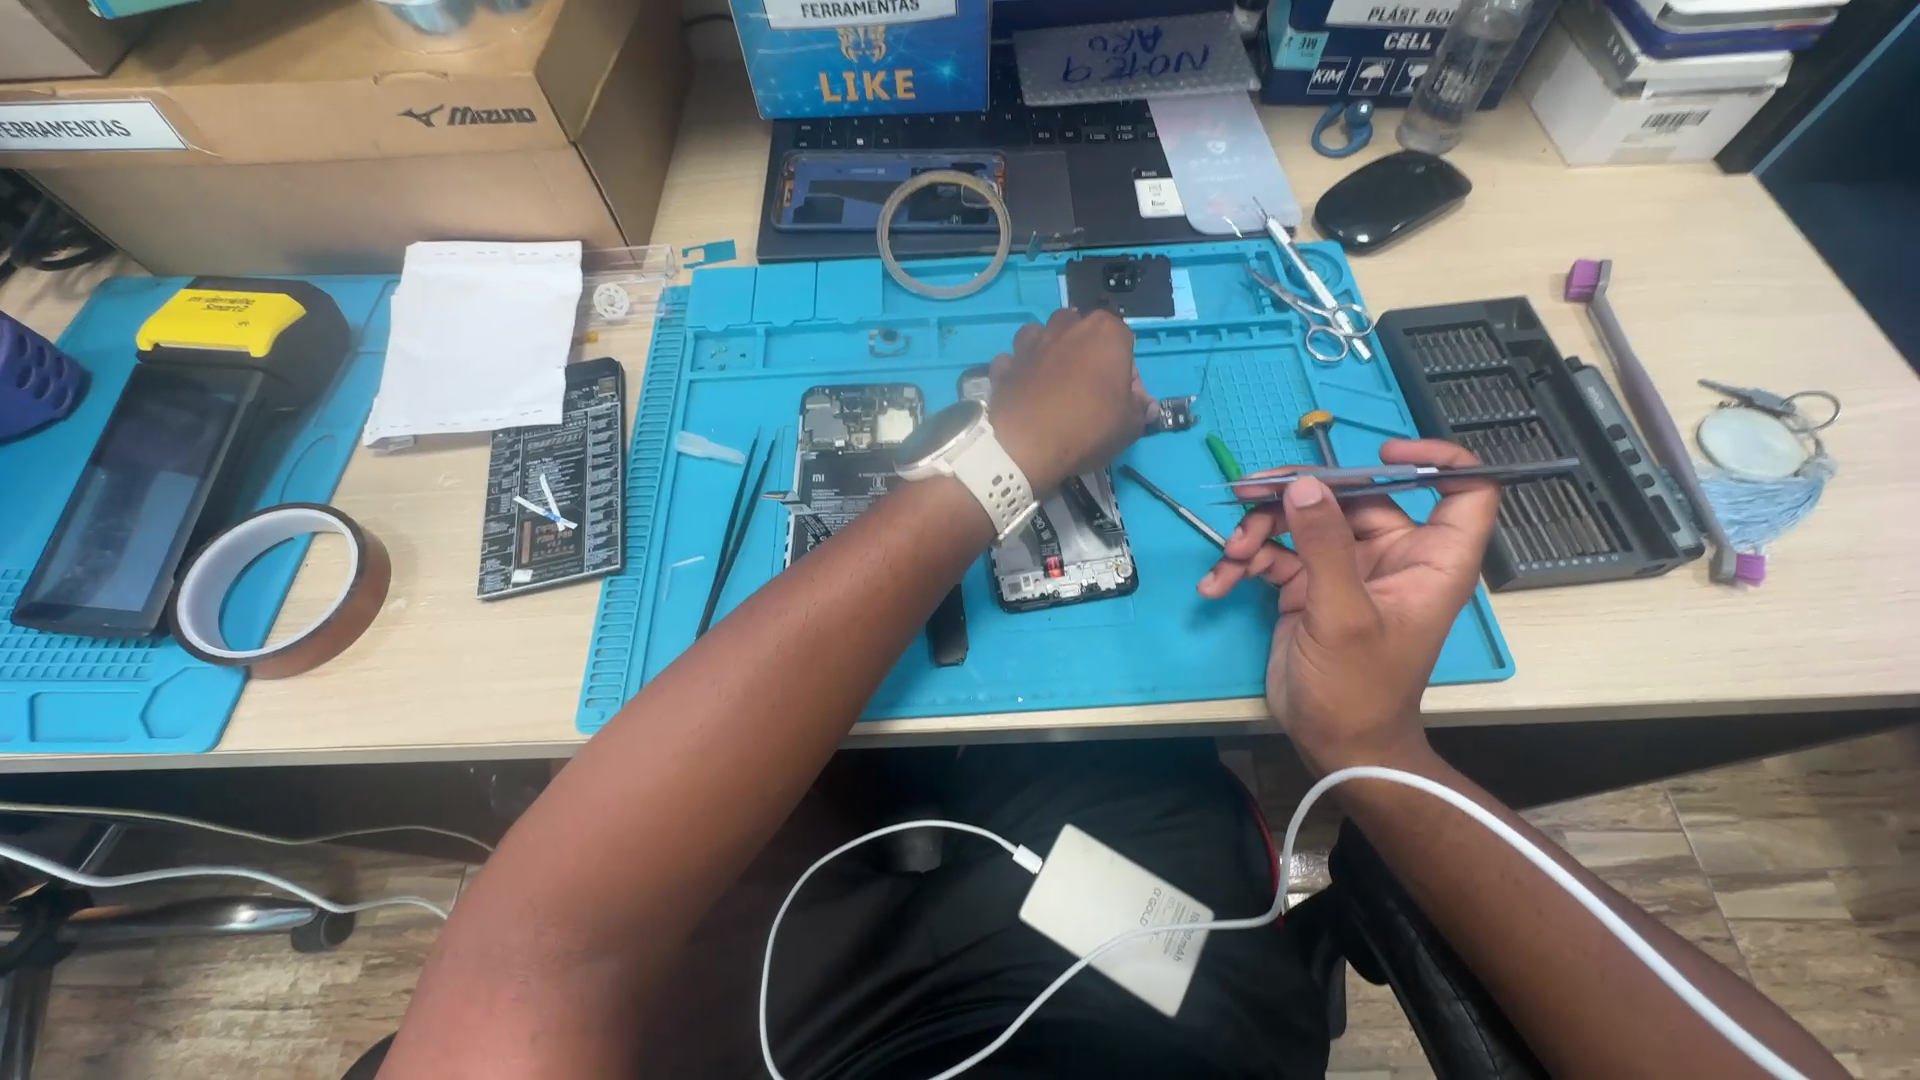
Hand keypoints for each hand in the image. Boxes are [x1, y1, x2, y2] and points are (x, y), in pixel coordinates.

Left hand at [987, 308, 1157, 493]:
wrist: (1026, 446)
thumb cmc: (1088, 429)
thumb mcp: (1130, 425)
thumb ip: (1139, 408)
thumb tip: (1144, 406)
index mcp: (1105, 332)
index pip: (1125, 341)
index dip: (1126, 370)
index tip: (1122, 397)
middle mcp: (1066, 327)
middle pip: (1081, 329)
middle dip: (1086, 351)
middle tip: (1088, 386)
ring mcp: (1030, 343)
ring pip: (1042, 334)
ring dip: (1048, 350)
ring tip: (1052, 381)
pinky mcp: (1004, 365)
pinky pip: (1013, 360)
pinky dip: (1018, 370)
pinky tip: (1023, 389)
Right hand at [1196, 439, 1499, 774]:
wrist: (1332, 742)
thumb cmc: (1360, 686)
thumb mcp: (1343, 614)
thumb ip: (1323, 545)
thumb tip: (1302, 485)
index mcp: (1427, 559)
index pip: (1462, 491)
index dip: (1435, 461)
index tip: (1383, 452)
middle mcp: (1388, 555)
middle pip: (1349, 496)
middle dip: (1295, 496)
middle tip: (1247, 494)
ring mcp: (1342, 569)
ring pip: (1301, 521)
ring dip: (1257, 532)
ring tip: (1230, 557)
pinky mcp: (1304, 586)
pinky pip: (1272, 555)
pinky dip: (1242, 564)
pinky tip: (1217, 584)